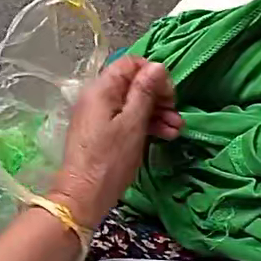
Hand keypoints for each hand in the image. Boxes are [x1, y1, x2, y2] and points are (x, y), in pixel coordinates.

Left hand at [50, 57, 183, 228]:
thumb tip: (158, 65)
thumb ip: (145, 92)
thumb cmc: (109, 160)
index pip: (131, 63)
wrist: (84, 196)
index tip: (169, 94)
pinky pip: (127, 119)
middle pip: (133, 83)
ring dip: (157, 112)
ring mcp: (100, 115)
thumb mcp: (133, 124)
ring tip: (176, 130)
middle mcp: (98, 97)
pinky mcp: (103, 132)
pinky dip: (146, 124)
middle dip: (159, 96)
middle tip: (176, 113)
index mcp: (102, 89)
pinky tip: (165, 135)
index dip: (154, 73)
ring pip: (134, 103)